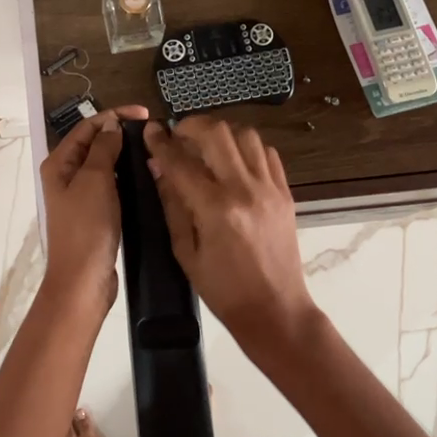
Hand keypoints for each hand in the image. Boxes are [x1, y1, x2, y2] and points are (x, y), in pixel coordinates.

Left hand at [40, 106, 148, 308]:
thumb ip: (102, 148)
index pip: (87, 126)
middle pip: (94, 143)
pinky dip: (126, 176)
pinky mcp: (93, 213)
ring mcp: (79, 196)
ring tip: (152, 150)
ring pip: (103, 165)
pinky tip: (145, 177)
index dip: (114, 115)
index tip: (145, 114)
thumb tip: (111, 124)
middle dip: (120, 133)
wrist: (83, 280)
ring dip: (125, 155)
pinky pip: (110, 185)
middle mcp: (65, 176)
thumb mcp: (95, 180)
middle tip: (152, 131)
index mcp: (59, 163)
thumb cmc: (86, 227)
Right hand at [144, 117, 316, 347]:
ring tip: (206, 147)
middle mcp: (244, 189)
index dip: (160, 142)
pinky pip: (267, 153)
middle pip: (217, 133)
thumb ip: (171, 203)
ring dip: (221, 134)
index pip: (181, 161)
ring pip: (245, 135)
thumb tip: (158, 166)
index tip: (150, 131)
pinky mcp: (285, 193)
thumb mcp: (185, 251)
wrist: (275, 310)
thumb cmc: (223, 289)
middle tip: (178, 137)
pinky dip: (247, 148)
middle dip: (191, 126)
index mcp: (215, 208)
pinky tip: (234, 161)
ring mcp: (269, 188)